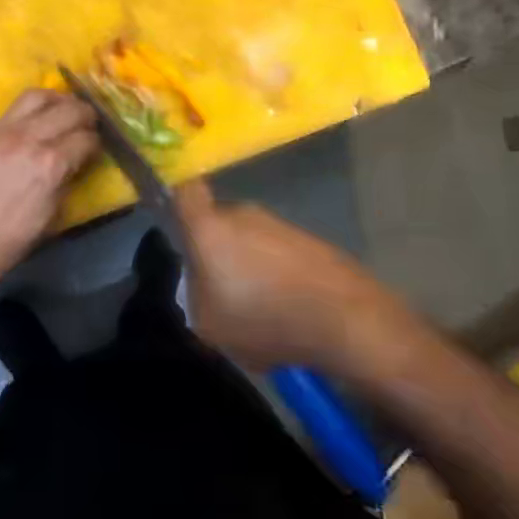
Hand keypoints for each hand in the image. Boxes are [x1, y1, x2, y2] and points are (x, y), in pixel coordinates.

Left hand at [0, 89, 98, 282]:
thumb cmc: (13, 237)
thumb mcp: (54, 212)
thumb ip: (68, 178)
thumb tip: (78, 159)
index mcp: (50, 164)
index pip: (86, 138)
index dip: (97, 144)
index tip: (96, 150)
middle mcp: (29, 139)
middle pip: (69, 110)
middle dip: (86, 116)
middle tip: (89, 125)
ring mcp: (4, 132)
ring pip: (38, 96)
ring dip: (59, 100)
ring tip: (64, 109)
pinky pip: (14, 108)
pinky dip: (33, 108)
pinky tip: (38, 118)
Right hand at [175, 181, 405, 372]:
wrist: (345, 318)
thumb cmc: (264, 318)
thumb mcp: (208, 326)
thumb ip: (194, 297)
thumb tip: (201, 283)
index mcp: (211, 228)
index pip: (184, 192)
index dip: (175, 199)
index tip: (173, 221)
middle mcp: (244, 214)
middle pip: (217, 224)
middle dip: (214, 252)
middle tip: (217, 292)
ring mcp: (279, 224)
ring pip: (248, 240)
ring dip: (247, 266)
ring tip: (257, 310)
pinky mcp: (308, 240)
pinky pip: (276, 253)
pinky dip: (275, 276)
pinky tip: (285, 311)